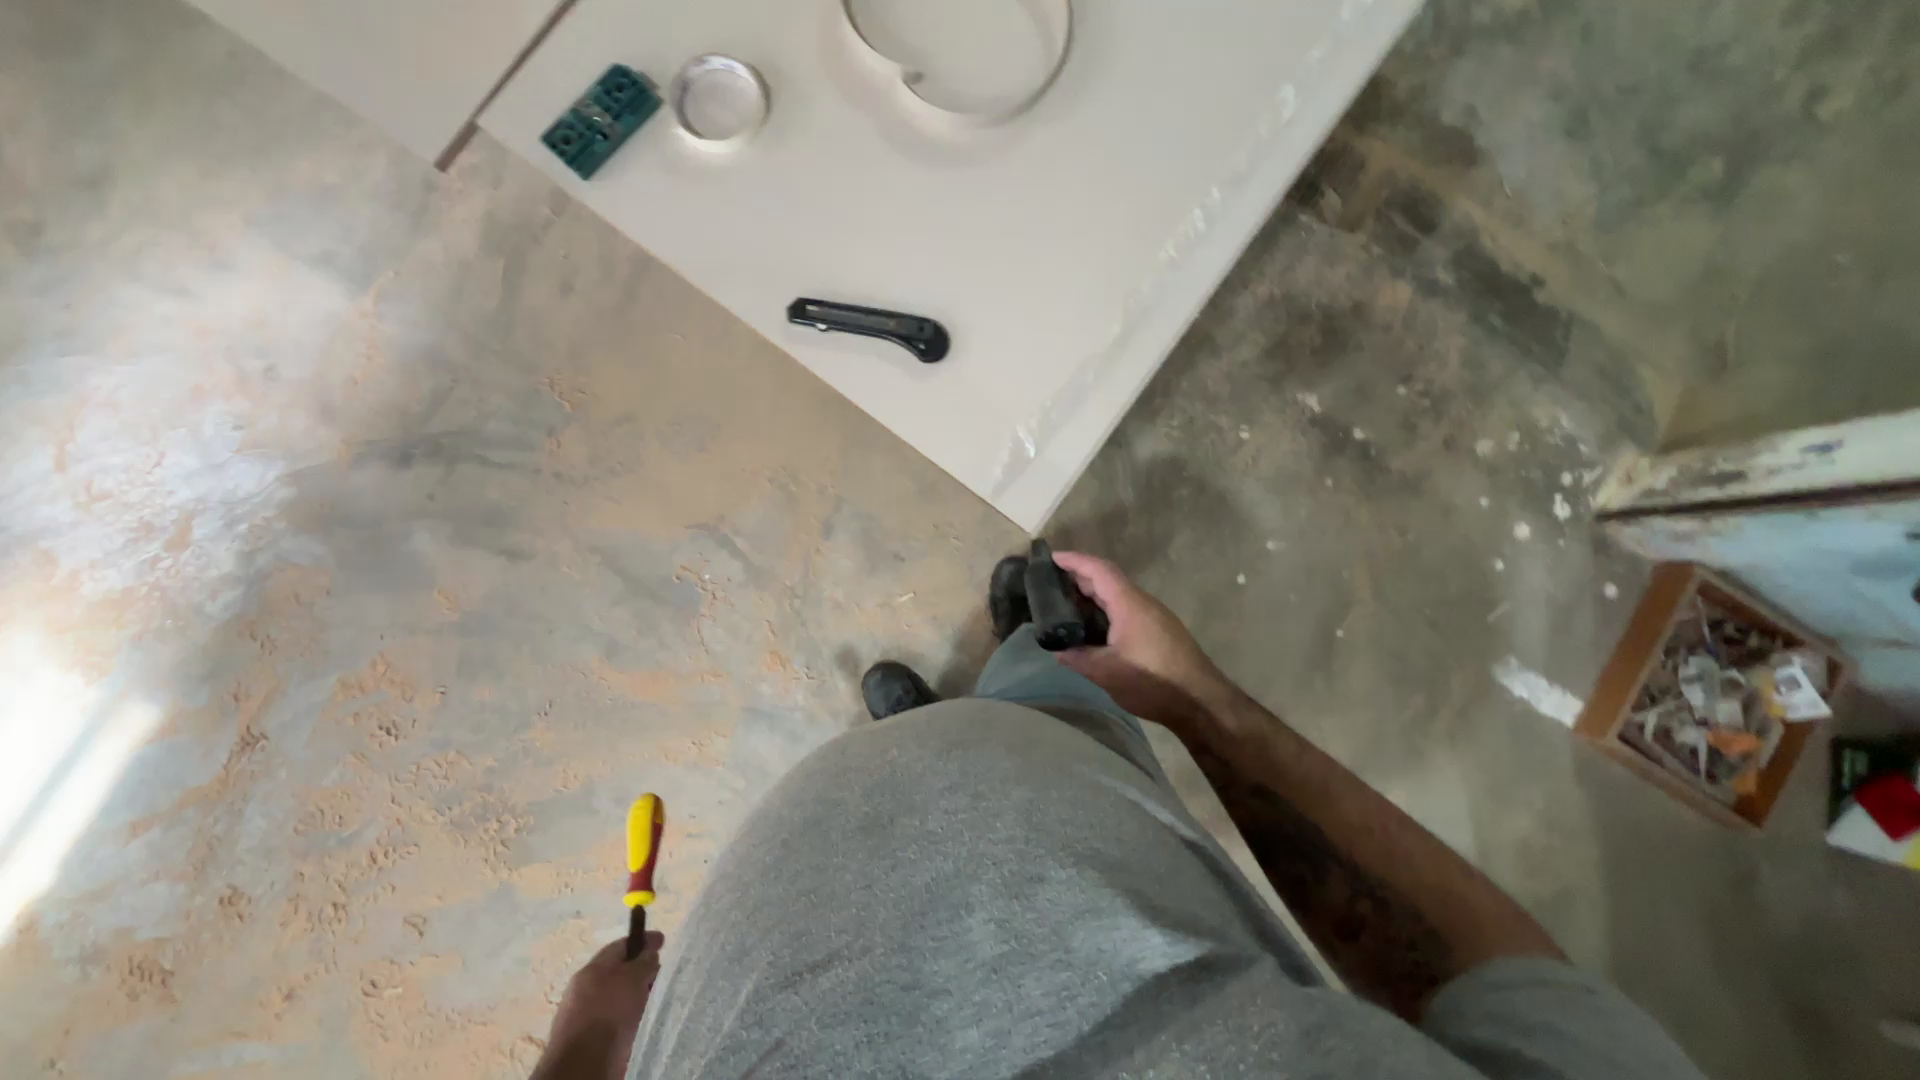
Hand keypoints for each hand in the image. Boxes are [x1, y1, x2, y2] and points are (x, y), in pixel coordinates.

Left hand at [530, 932, 663, 1079]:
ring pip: (618, 996)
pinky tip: (643, 1019)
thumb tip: (649, 953)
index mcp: (592, 969)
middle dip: (641, 969)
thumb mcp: (633, 978)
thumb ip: (644, 961)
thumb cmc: (609, 1013)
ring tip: (656, 998)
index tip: (662, 940)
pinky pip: (617, 1017)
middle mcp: (585, 988)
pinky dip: (631, 1014)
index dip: (642, 941)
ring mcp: (586, 1013)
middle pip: (618, 971)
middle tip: (662, 973)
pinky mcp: (590, 1037)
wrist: (584, 1065)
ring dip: (637, 994)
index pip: (620, 946)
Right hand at [1052, 552, 1238, 729]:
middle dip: (1079, 578)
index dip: (1074, 560)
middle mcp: (1142, 603)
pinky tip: (1093, 629)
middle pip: (1108, 580)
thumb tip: (1058, 650)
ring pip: (1118, 597)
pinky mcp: (1159, 632)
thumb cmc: (1153, 681)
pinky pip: (1127, 611)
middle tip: (1050, 586)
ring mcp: (1154, 617)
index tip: (1052, 558)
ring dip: (1093, 597)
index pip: (1099, 570)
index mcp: (1129, 604)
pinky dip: (1105, 611)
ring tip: (1066, 607)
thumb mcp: (1107, 672)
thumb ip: (1079, 657)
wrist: (1200, 700)